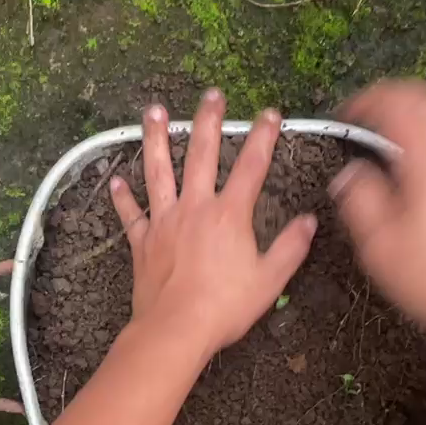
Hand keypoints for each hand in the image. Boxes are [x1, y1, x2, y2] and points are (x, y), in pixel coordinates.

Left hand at [110, 90, 316, 357]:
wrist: (175, 330)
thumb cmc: (223, 308)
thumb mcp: (269, 281)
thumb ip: (290, 248)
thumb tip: (309, 221)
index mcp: (229, 215)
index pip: (252, 166)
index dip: (263, 136)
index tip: (269, 113)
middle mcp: (194, 208)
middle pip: (201, 155)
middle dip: (208, 121)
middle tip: (211, 94)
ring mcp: (164, 222)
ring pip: (158, 171)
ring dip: (156, 138)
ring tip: (153, 110)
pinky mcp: (142, 242)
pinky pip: (130, 215)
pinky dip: (122, 197)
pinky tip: (116, 180)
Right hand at [333, 81, 425, 351]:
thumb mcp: (378, 243)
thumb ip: (359, 197)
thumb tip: (350, 174)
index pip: (397, 102)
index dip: (365, 101)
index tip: (345, 113)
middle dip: (393, 97)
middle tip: (365, 115)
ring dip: (417, 110)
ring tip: (389, 132)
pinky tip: (419, 156)